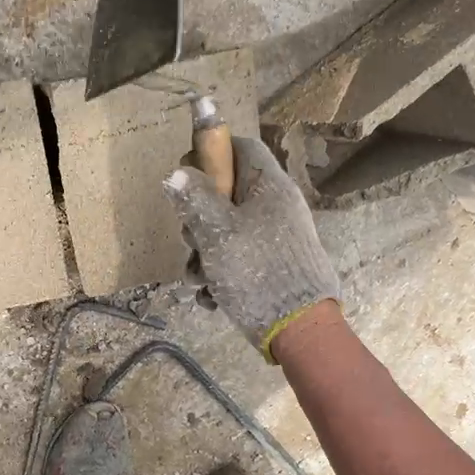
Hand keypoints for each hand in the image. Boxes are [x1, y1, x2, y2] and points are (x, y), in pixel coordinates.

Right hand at [164, 136, 338, 361]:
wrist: (297, 328)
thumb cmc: (256, 271)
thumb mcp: (217, 232)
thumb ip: (195, 199)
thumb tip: (177, 173)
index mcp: (268, 186)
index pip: (241, 147)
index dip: (211, 152)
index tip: (186, 174)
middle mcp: (274, 206)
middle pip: (226, 193)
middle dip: (198, 219)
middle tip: (191, 240)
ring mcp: (273, 238)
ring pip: (225, 231)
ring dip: (203, 254)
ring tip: (200, 279)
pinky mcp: (270, 266)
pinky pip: (236, 258)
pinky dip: (219, 274)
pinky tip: (212, 297)